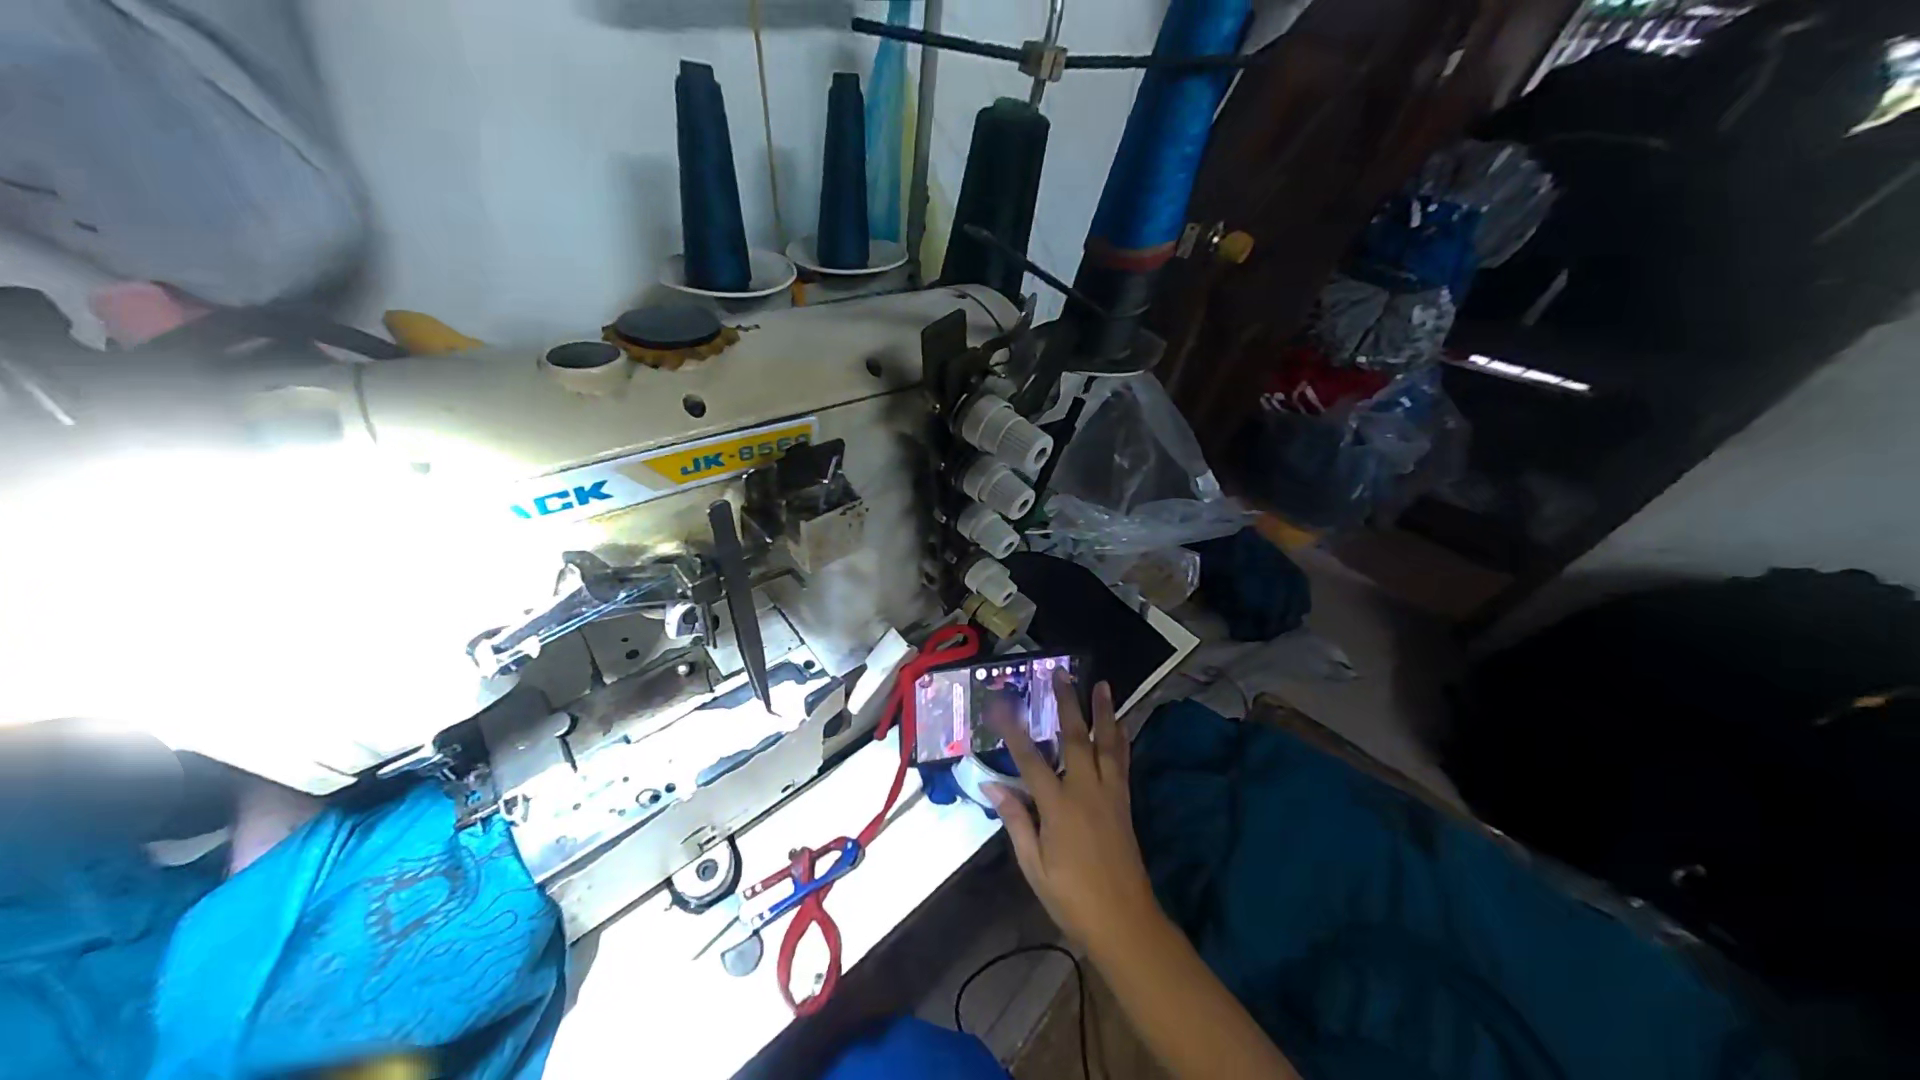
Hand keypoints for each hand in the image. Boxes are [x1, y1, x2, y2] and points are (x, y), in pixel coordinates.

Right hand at [988, 675, 1163, 952]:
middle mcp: (1087, 791)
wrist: (1125, 921)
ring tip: (1104, 686)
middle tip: (1062, 674)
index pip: (1031, 759)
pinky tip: (1122, 727)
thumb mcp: (1033, 866)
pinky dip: (1121, 739)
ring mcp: (1110, 795)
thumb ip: (1016, 821)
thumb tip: (992, 786)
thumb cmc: (1071, 897)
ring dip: (1104, 713)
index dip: (1014, 729)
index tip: (1002, 703)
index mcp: (1059, 806)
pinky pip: (1123, 762)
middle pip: (1076, 739)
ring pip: (1107, 744)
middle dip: (1068, 704)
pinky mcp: (1125, 804)